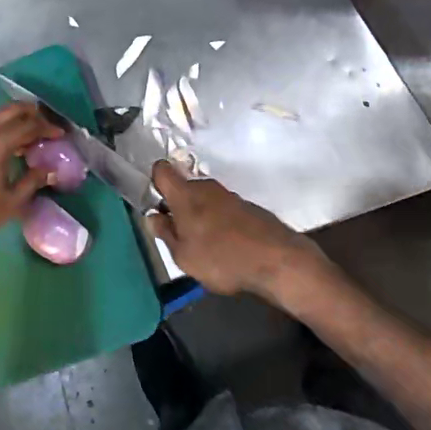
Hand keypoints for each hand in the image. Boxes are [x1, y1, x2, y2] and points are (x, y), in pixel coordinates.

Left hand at [0, 102, 60, 262]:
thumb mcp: (11, 201)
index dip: (47, 127)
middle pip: (12, 109)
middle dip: (32, 114)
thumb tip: (50, 170)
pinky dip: (3, 127)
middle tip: (47, 127)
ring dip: (17, 120)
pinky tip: (11, 147)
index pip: (29, 124)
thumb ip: (33, 181)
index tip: (61, 134)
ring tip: (32, 138)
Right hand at [145, 161, 332, 303]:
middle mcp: (206, 188)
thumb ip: (165, 234)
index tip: (156, 203)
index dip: (154, 181)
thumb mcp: (183, 256)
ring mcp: (229, 195)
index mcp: (185, 195)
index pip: (162, 170)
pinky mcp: (247, 206)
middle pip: (183, 188)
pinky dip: (218, 223)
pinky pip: (222, 209)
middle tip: (178, 235)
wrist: (277, 259)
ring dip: (199, 216)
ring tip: (203, 246)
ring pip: (204, 200)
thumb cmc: (221, 258)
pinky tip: (225, 247)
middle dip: (177, 207)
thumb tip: (153, 217)